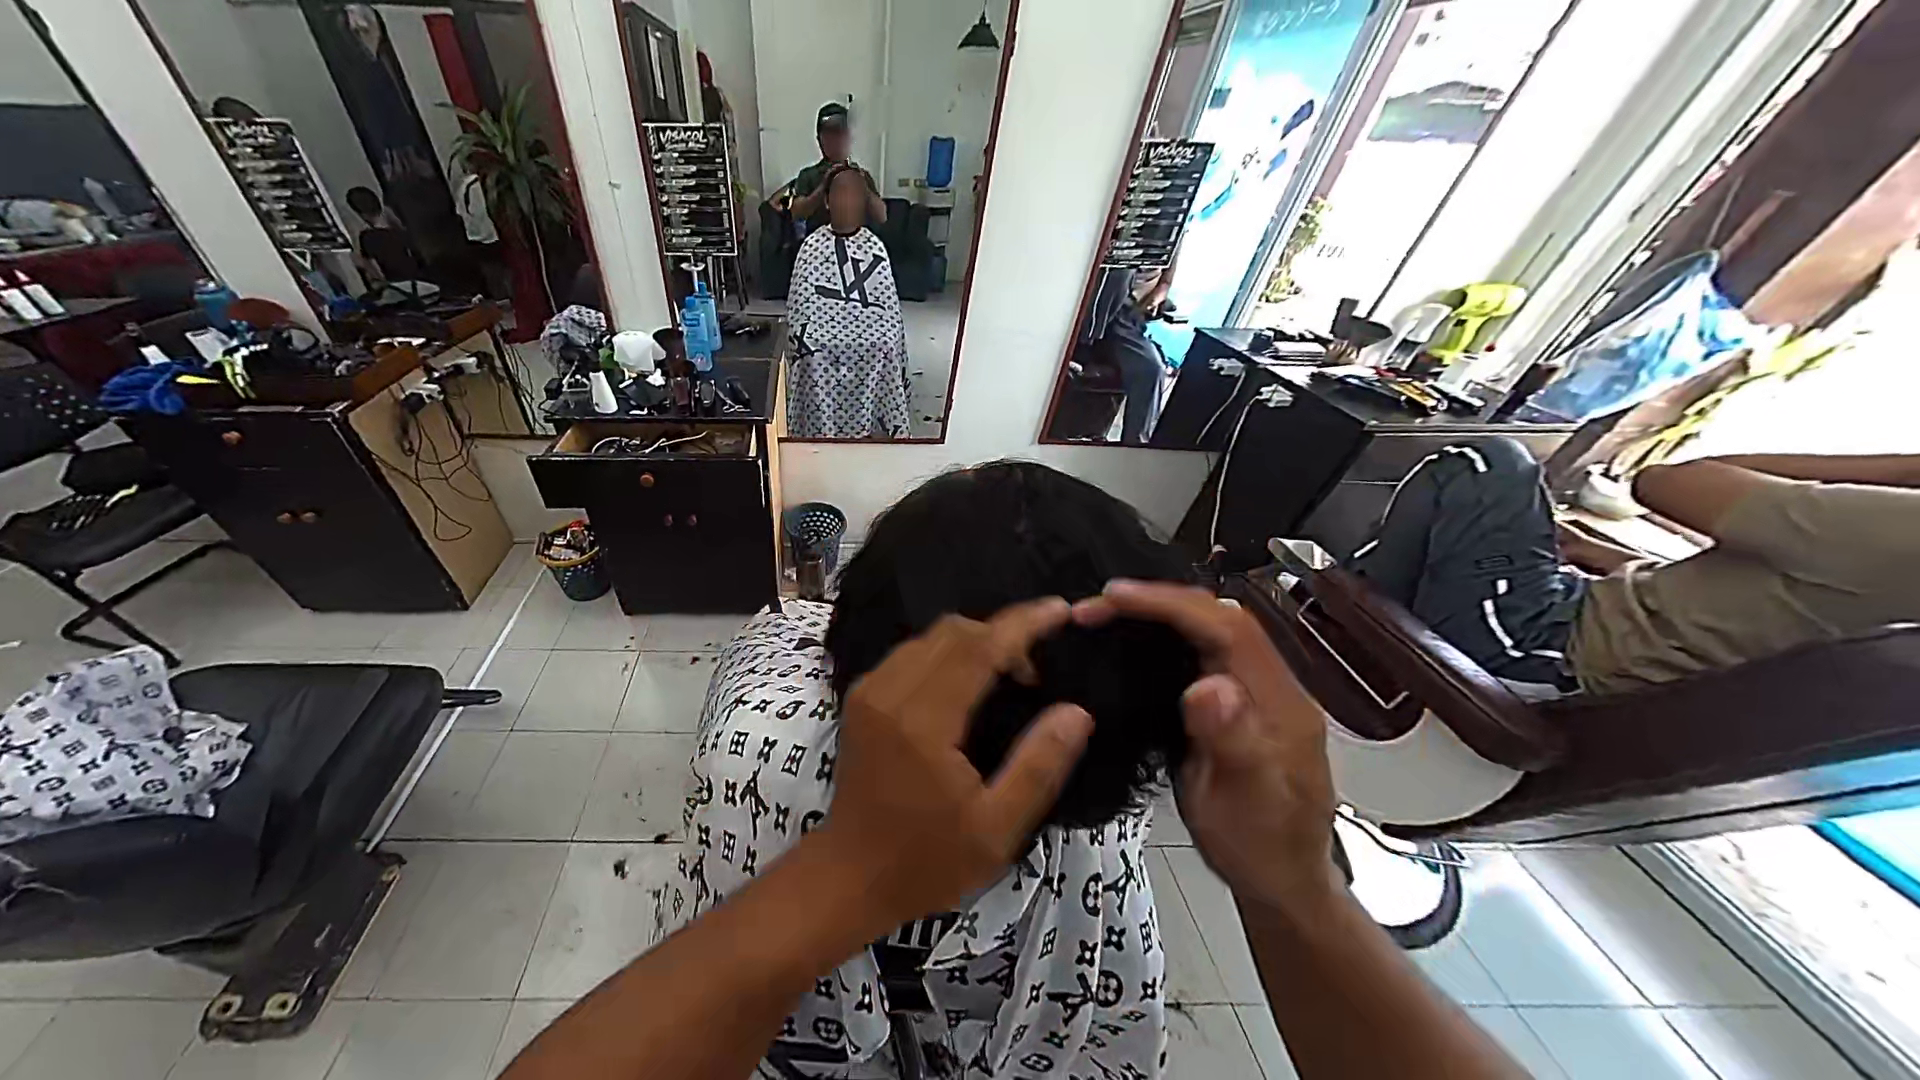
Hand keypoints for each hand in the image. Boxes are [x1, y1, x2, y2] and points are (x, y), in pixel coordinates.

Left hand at [812, 599, 1093, 930]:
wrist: (848, 876)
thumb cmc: (926, 860)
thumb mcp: (996, 829)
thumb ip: (1038, 767)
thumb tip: (1077, 711)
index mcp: (923, 721)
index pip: (979, 647)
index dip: (1023, 623)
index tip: (1060, 610)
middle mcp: (890, 691)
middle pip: (954, 630)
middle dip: (1002, 632)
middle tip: (1037, 668)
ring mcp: (870, 691)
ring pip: (931, 636)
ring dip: (975, 641)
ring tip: (1010, 675)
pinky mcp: (862, 697)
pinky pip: (912, 652)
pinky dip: (948, 652)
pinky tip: (968, 682)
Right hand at [1074, 583, 1338, 912]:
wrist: (1283, 878)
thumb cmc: (1263, 847)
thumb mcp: (1246, 804)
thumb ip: (1233, 743)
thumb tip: (1208, 686)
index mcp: (1281, 704)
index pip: (1228, 628)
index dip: (1172, 605)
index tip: (1117, 597)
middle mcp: (1271, 686)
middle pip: (1218, 618)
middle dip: (1159, 601)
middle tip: (1099, 605)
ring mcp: (1254, 691)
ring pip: (1208, 629)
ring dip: (1159, 613)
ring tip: (1108, 614)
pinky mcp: (1235, 700)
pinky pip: (1200, 651)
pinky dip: (1164, 635)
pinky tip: (1135, 640)